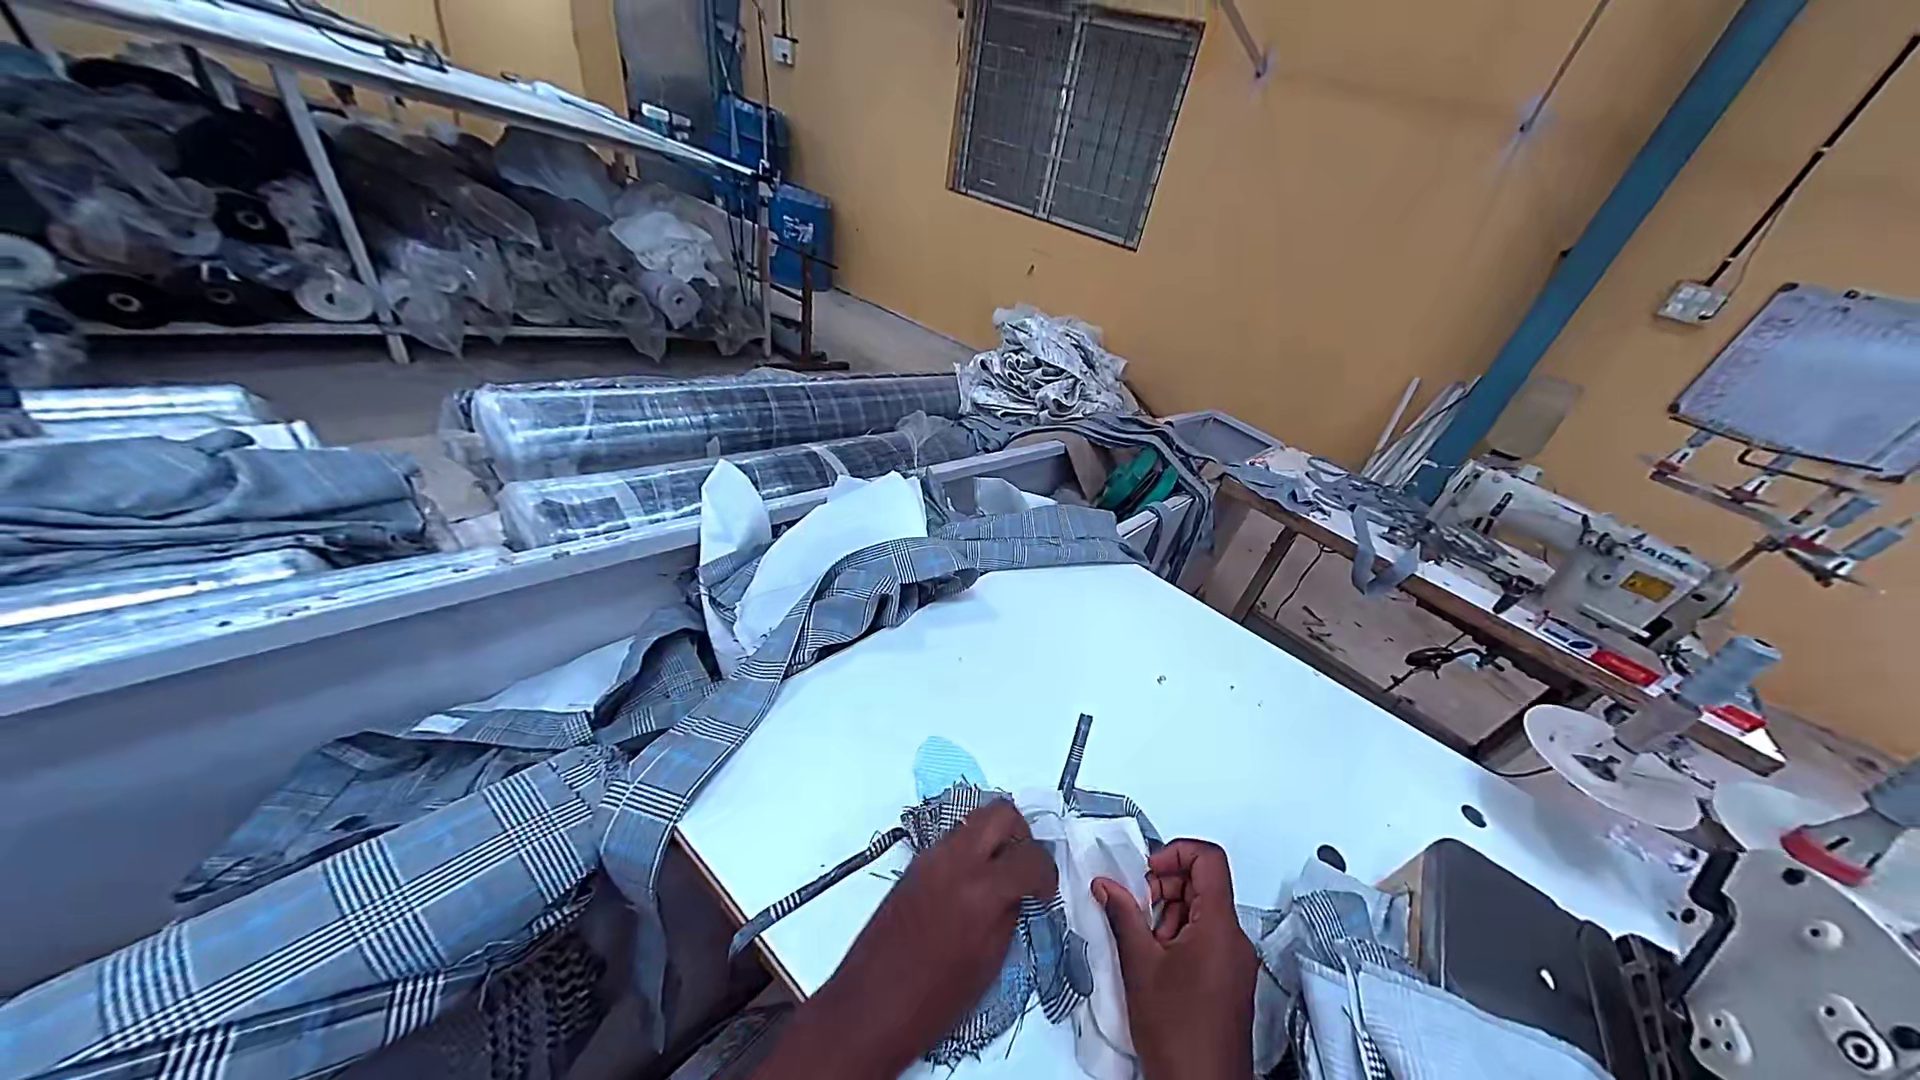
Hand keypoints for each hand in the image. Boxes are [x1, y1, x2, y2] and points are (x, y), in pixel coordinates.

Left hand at [753, 799, 1057, 1079]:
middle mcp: (955, 860)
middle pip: (1001, 812)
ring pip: (974, 818)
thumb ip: (1009, 913)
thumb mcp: (989, 961)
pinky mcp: (915, 862)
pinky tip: (971, 884)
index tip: (1044, 890)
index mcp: (981, 890)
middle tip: (1023, 867)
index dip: (1047, 871)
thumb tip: (1018, 891)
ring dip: (993, 837)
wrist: (871, 1003)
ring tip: (998, 875)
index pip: (1031, 855)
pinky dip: (969, 849)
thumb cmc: (933, 999)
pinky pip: (953, 838)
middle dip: (1020, 834)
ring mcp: (931, 856)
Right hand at [1094, 839, 1255, 1079]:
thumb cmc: (1179, 1036)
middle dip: (1165, 884)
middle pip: (1203, 882)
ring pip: (1201, 909)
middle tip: (1136, 904)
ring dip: (1167, 911)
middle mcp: (1234, 939)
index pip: (1209, 859)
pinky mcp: (1227, 977)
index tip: (1149, 870)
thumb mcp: (1139, 964)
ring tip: (1142, 937)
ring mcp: (1233, 960)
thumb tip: (1107, 886)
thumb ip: (1122, 914)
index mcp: (1219, 927)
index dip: (1176, 852)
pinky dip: (1176, 933)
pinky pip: (1204, 935)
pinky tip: (1153, 955)